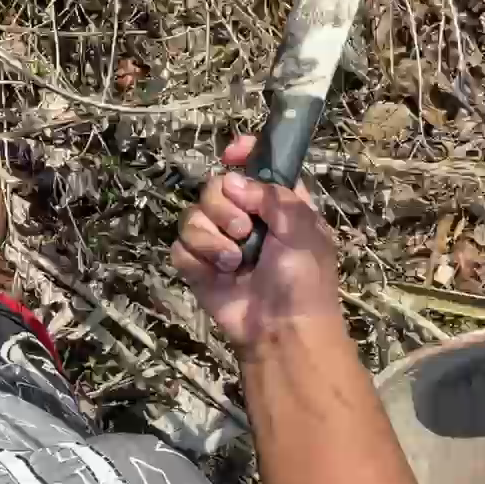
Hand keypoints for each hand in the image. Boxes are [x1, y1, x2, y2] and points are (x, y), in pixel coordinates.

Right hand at [170, 134, 342, 351]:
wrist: (281, 329)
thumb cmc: (304, 279)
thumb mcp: (304, 229)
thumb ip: (273, 195)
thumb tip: (232, 180)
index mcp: (274, 204)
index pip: (254, 166)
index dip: (242, 154)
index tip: (230, 154)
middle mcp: (244, 217)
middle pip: (213, 188)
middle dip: (223, 207)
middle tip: (243, 230)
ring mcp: (217, 242)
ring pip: (191, 216)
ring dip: (211, 238)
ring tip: (233, 261)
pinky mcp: (196, 265)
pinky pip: (180, 246)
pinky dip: (197, 259)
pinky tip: (216, 274)